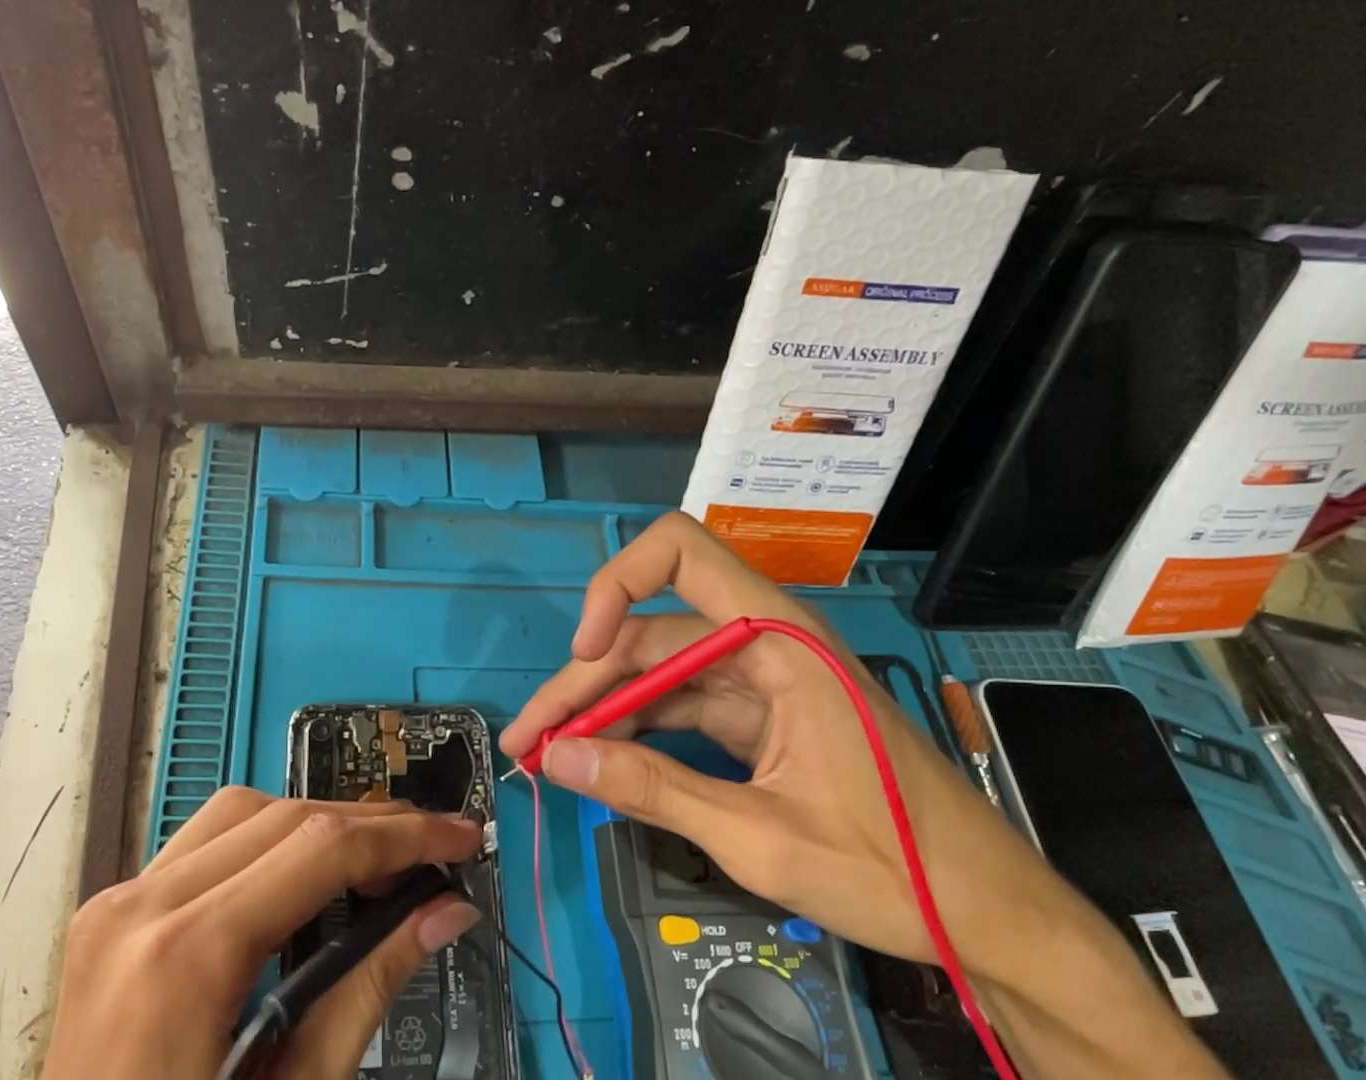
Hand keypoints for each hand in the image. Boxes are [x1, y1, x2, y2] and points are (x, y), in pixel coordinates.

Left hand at [44, 788, 482, 1079]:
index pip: (319, 850)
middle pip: (281, 817)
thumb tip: (443, 911)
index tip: (460, 838)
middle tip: (432, 849)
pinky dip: (262, 842)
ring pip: (238, 813)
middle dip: (369, 824)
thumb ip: (367, 988)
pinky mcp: (108, 913)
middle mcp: (141, 907)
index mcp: (186, 956)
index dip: (404, 836)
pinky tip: (298, 876)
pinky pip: (198, 846)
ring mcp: (115, 904)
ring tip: (373, 860)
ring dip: (315, 823)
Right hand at [499, 513, 1076, 980]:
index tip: (584, 651)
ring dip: (601, 711)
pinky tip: (597, 761)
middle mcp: (765, 644)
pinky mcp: (760, 718)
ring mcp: (762, 682)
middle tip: (531, 742)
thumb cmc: (893, 868)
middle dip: (585, 682)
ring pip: (657, 671)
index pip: (682, 554)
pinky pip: (679, 708)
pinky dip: (635, 732)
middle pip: (650, 631)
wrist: (989, 913)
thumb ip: (653, 790)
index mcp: (780, 641)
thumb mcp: (760, 837)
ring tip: (547, 757)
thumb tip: (559, 757)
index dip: (618, 584)